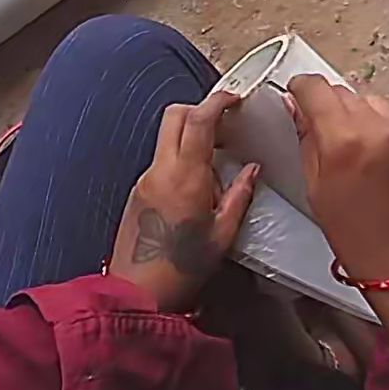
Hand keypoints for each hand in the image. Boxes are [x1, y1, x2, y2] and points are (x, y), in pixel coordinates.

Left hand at [109, 91, 259, 311]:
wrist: (138, 290)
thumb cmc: (182, 268)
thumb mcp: (223, 234)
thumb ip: (239, 195)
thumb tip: (251, 170)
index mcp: (186, 177)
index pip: (198, 120)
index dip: (217, 101)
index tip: (233, 99)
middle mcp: (160, 170)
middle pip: (174, 116)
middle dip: (199, 110)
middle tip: (224, 125)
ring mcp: (145, 178)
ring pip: (166, 137)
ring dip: (190, 137)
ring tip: (215, 165)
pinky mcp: (137, 190)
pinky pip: (160, 161)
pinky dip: (179, 159)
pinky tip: (196, 187)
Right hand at [285, 75, 388, 281]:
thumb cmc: (356, 233)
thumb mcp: (315, 186)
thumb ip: (306, 138)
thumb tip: (296, 106)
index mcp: (345, 140)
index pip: (316, 87)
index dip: (302, 90)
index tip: (299, 96)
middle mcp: (382, 127)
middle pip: (344, 92)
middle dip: (332, 108)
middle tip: (330, 137)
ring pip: (373, 101)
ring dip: (362, 116)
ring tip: (362, 150)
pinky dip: (388, 127)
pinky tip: (385, 156)